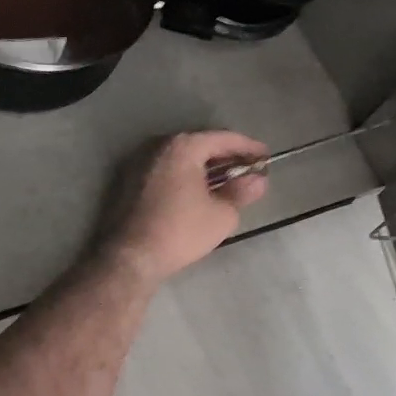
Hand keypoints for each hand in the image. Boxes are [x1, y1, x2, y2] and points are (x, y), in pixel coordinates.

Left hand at [96, 131, 268, 283]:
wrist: (130, 256)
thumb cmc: (180, 231)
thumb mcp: (222, 214)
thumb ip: (241, 192)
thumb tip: (257, 181)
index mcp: (183, 146)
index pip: (223, 138)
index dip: (249, 147)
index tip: (266, 157)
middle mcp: (159, 146)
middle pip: (200, 145)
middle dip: (226, 157)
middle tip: (248, 170)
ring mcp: (139, 162)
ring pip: (181, 158)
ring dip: (204, 168)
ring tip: (226, 183)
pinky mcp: (128, 181)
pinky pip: (166, 171)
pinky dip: (184, 176)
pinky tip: (197, 193)